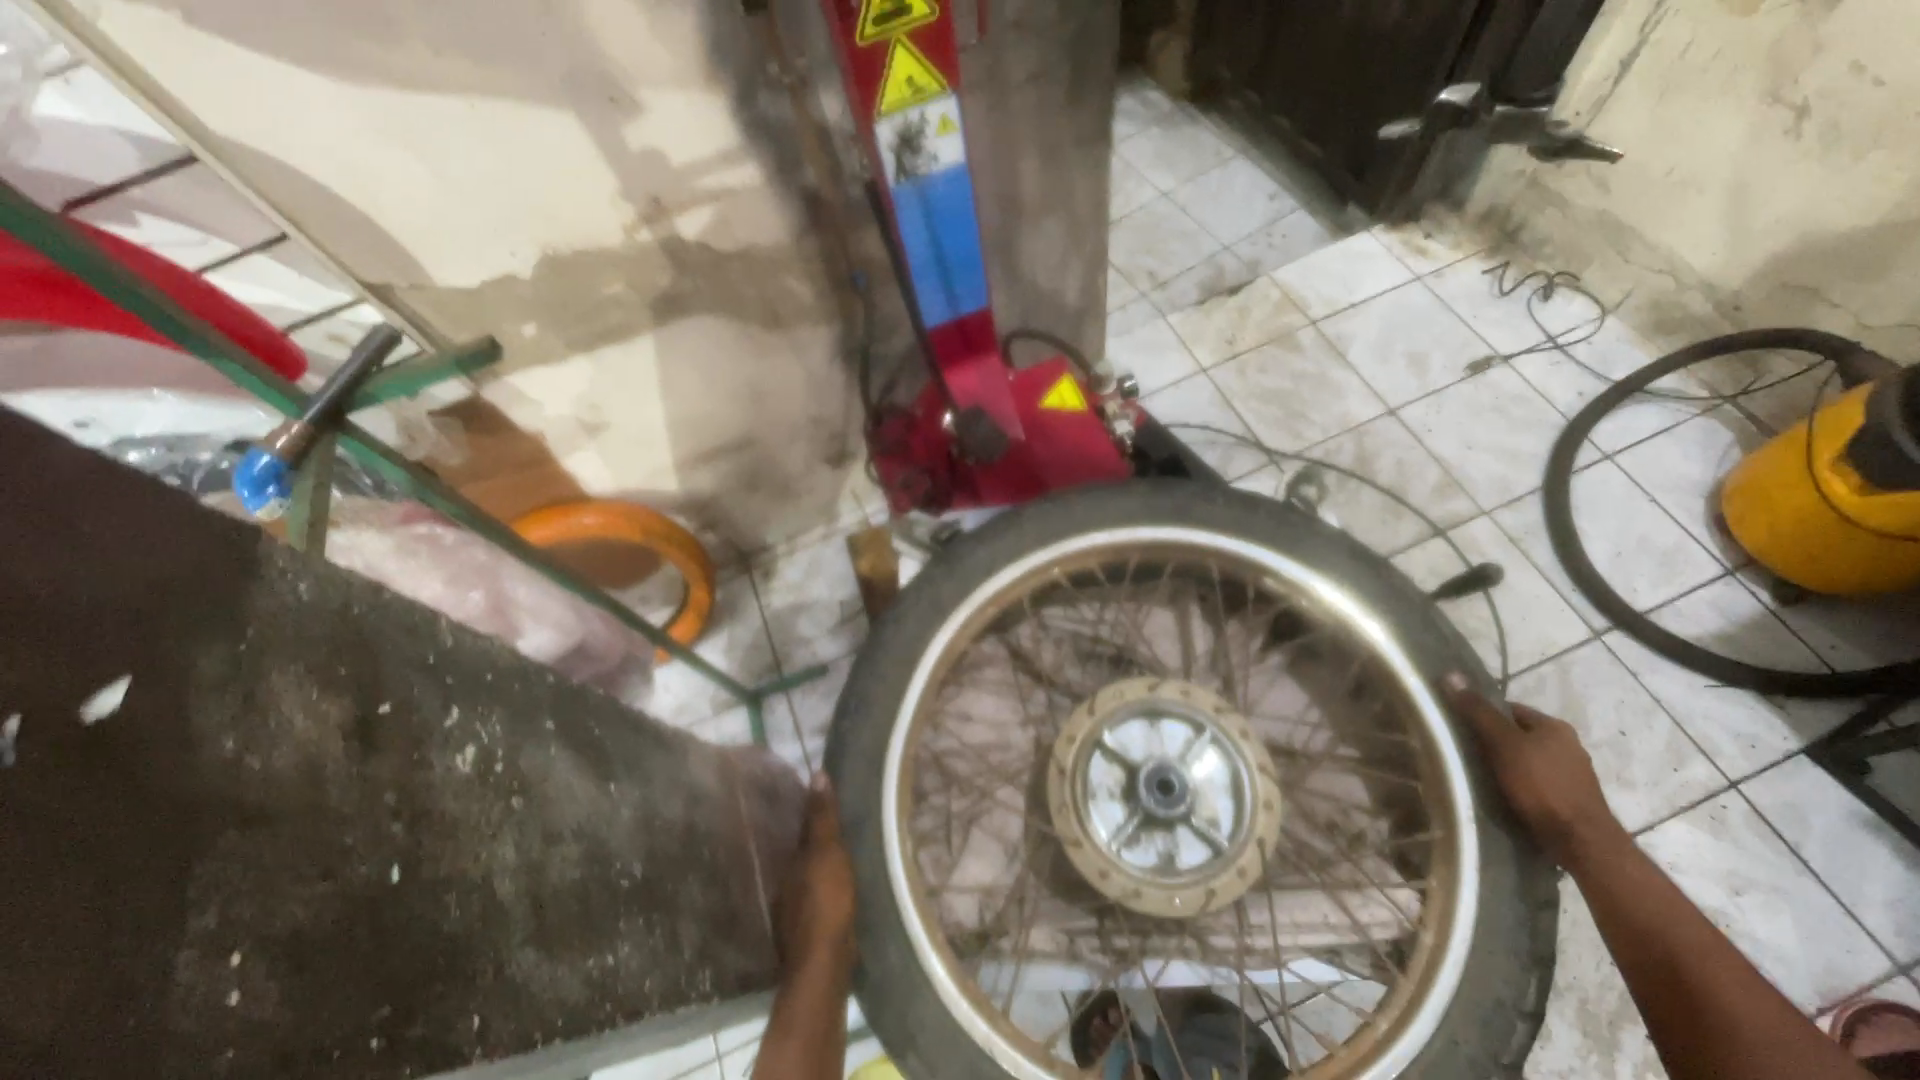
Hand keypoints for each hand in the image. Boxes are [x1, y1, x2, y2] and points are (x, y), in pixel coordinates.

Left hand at [778, 772, 856, 976]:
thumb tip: (816, 773)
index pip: (799, 835)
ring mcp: (794, 915)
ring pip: (808, 884)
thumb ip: (822, 818)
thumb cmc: (826, 901)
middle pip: (802, 860)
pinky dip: (827, 898)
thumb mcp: (828, 852)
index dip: (812, 820)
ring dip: (821, 874)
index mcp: (789, 864)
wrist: (823, 963)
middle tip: (840, 832)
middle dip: (816, 848)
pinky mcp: (809, 936)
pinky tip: (841, 898)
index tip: (827, 806)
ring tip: (843, 863)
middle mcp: (785, 887)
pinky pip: (818, 906)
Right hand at [1440, 672, 1627, 869]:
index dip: (1483, 716)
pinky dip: (1520, 786)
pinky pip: (1537, 783)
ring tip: (1481, 779)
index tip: (1460, 730)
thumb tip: (1451, 674)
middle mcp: (1568, 745)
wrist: (1580, 840)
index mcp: (1554, 726)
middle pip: (1519, 735)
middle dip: (1494, 743)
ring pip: (1528, 761)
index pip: (1510, 709)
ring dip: (1507, 766)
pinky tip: (1505, 798)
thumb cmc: (1540, 785)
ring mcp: (1573, 774)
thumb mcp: (1503, 744)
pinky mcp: (1571, 799)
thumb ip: (1478, 712)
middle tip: (1466, 756)